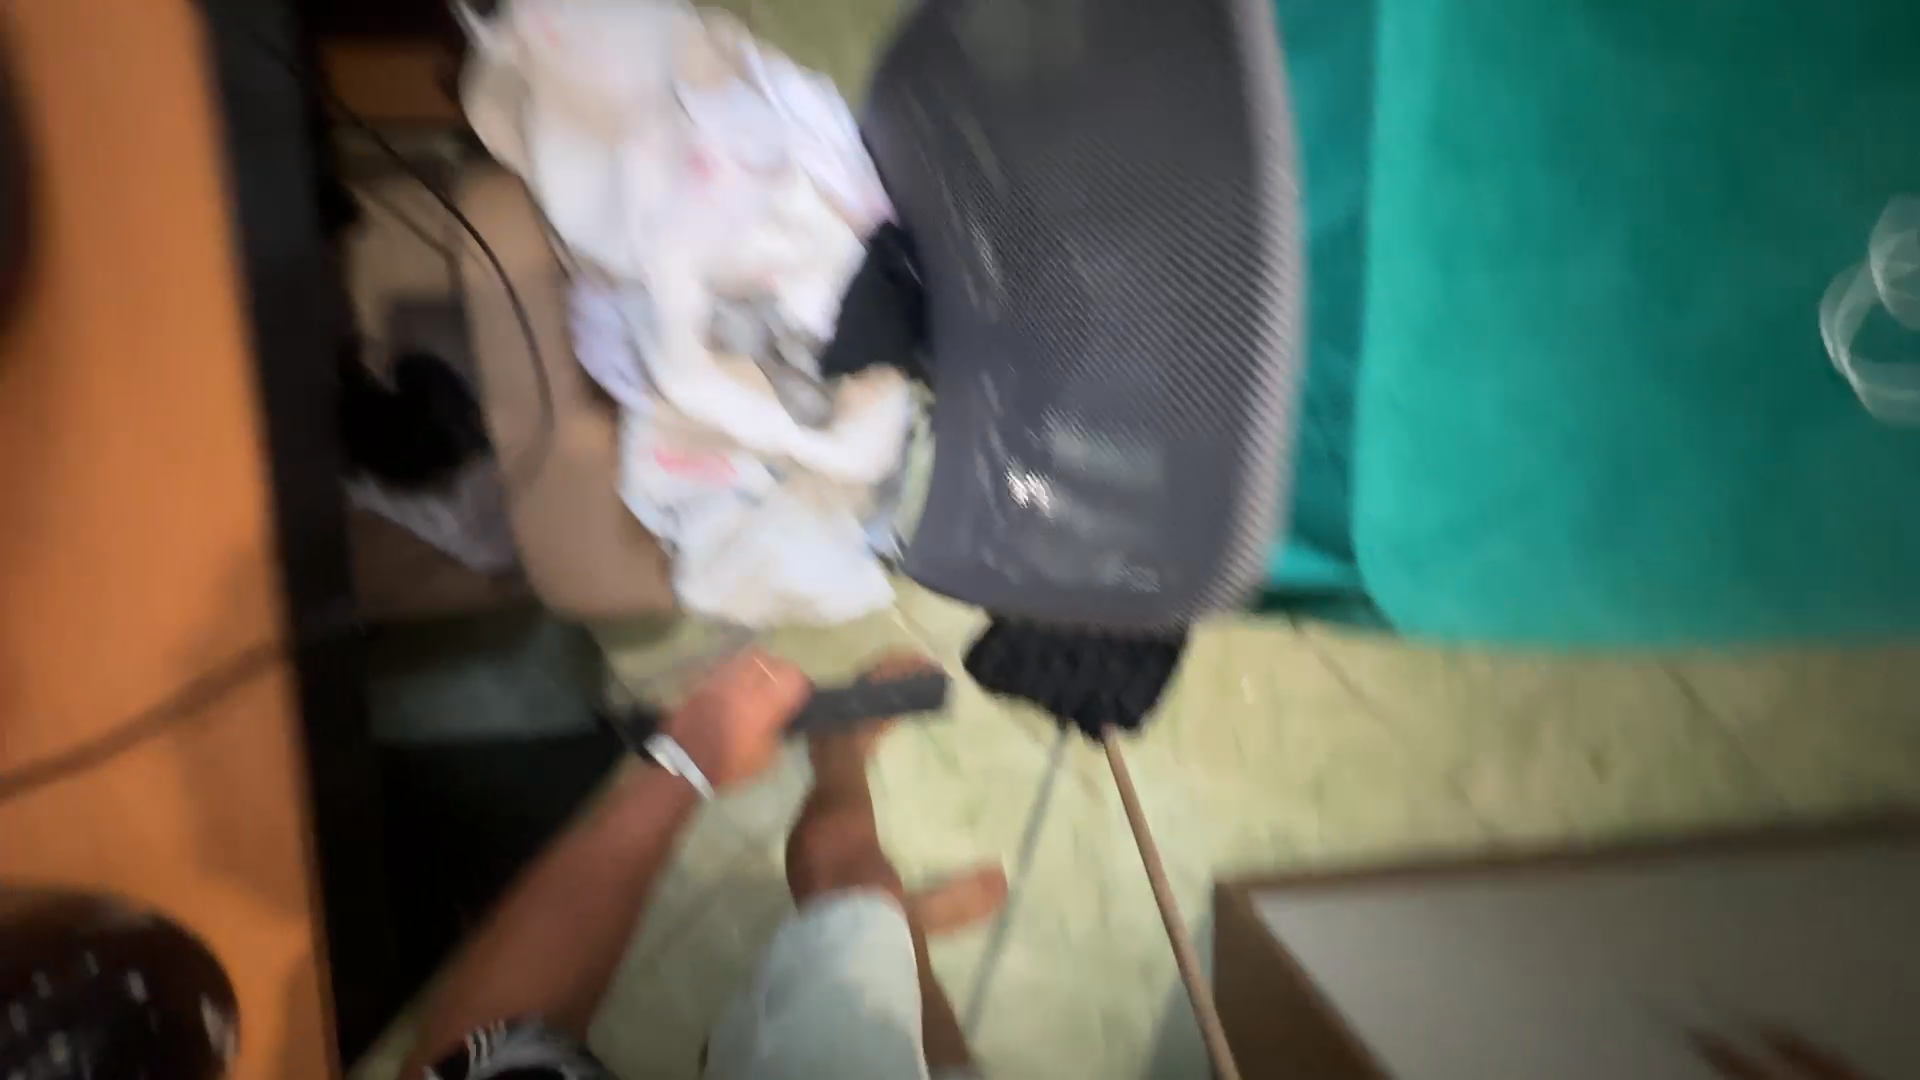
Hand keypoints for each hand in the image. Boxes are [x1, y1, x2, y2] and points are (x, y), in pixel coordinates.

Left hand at [661, 648, 810, 790]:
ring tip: (760, 673)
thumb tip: (783, 719)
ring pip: (750, 657)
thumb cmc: (730, 763)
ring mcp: (726, 680)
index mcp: (766, 705)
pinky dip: (738, 666)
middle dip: (781, 668)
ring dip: (760, 663)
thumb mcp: (765, 756)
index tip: (800, 689)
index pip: (792, 678)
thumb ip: (777, 732)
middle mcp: (748, 687)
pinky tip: (738, 677)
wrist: (687, 761)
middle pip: (773, 662)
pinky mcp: (708, 680)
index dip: (800, 681)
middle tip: (781, 678)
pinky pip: (728, 664)